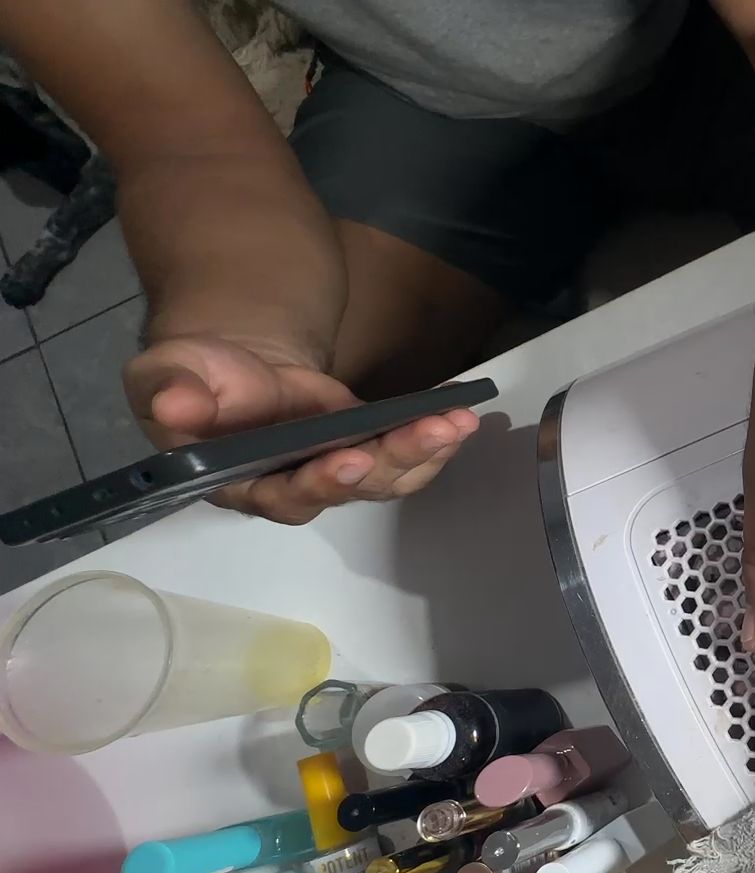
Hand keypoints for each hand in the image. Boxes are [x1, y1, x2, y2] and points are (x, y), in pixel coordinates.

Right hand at [124, 336, 480, 523]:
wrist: (239, 367)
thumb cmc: (195, 378)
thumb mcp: (167, 375)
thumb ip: (171, 393)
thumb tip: (174, 407)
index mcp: (244, 483)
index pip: (289, 497)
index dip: (323, 483)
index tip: (352, 459)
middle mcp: (303, 487)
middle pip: (360, 486)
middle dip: (400, 457)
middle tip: (435, 429)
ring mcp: (346, 471)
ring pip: (397, 473)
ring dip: (432, 448)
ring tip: (459, 419)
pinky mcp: (375, 451)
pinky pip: (414, 451)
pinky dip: (440, 432)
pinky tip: (460, 408)